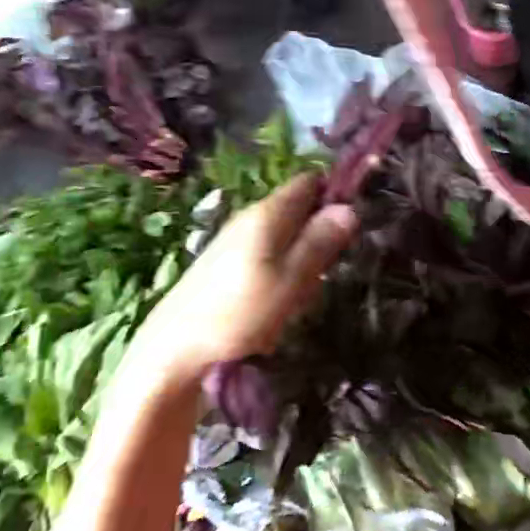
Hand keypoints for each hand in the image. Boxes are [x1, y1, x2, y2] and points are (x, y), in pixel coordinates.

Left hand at [129, 174, 357, 387]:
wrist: (175, 348)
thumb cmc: (239, 314)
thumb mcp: (290, 281)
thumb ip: (319, 243)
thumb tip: (350, 208)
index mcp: (266, 213)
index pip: (307, 182)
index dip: (334, 194)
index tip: (355, 222)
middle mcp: (248, 217)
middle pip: (295, 208)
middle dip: (318, 232)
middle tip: (330, 269)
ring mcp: (232, 239)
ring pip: (282, 235)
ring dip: (300, 258)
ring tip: (302, 295)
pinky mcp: (223, 262)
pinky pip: (265, 255)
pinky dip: (279, 273)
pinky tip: (276, 303)